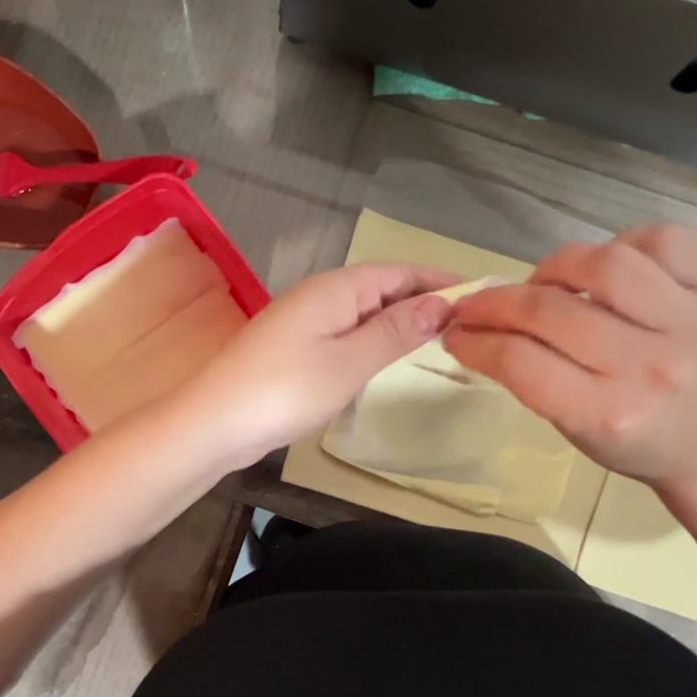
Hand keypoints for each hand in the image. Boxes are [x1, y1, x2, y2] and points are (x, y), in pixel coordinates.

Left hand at [170, 262, 460, 466]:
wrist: (214, 425)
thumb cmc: (285, 390)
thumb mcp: (350, 361)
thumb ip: (396, 332)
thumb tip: (441, 304)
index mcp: (337, 289)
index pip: (400, 272)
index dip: (440, 281)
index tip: (482, 296)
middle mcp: (319, 297)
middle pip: (382, 289)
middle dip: (422, 301)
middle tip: (467, 324)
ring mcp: (302, 324)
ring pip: (362, 314)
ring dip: (397, 323)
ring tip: (437, 341)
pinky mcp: (291, 352)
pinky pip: (343, 336)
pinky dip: (370, 343)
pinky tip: (383, 361)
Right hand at [442, 225, 696, 495]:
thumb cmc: (634, 442)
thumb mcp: (573, 428)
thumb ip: (530, 380)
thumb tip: (475, 330)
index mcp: (609, 415)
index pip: (521, 363)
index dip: (477, 341)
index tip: (454, 333)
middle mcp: (652, 367)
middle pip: (552, 312)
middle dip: (497, 304)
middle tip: (475, 305)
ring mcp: (691, 322)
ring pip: (606, 264)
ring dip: (556, 267)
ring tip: (542, 284)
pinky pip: (661, 240)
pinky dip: (620, 244)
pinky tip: (604, 269)